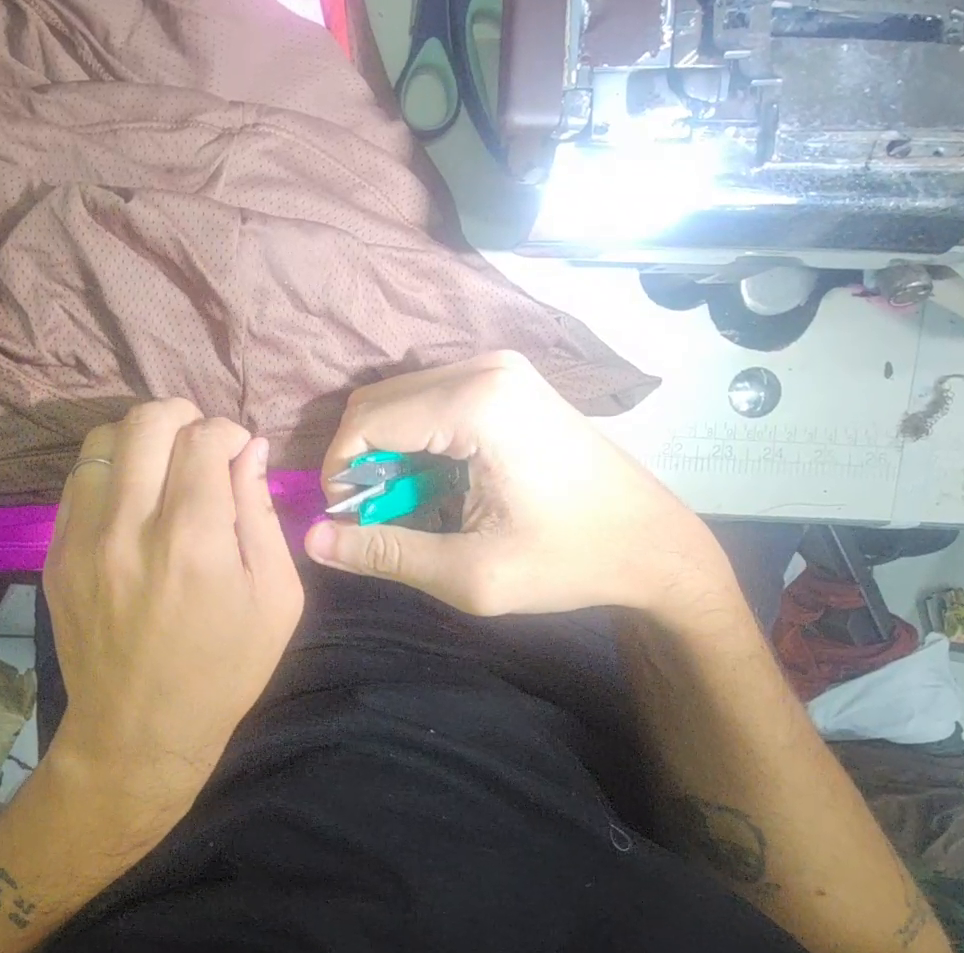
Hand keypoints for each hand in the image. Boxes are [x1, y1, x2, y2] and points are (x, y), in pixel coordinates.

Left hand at [42, 399, 304, 836]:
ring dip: (139, 440)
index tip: (237, 454)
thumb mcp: (274, 599)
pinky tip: (130, 500)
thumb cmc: (223, 671)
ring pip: (102, 441)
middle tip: (200, 446)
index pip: (203, 437)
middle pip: (146, 422)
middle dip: (183, 418)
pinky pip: (76, 481)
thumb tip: (251, 449)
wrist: (138, 731)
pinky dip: (108, 473)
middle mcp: (130, 527)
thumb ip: (262, 514)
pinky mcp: (56, 554)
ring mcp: (83, 539)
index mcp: (194, 539)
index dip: (228, 431)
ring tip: (161, 469)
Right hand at [304, 352, 730, 617]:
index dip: (339, 474)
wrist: (653, 545)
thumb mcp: (469, 574)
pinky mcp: (506, 378)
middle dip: (358, 461)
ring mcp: (499, 367)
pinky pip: (427, 398)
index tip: (348, 523)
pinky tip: (433, 483)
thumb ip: (384, 554)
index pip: (364, 422)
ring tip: (404, 505)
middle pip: (375, 402)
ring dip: (382, 451)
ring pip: (396, 398)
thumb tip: (310, 540)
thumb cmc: (567, 561)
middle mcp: (484, 367)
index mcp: (477, 404)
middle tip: (372, 518)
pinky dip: (411, 440)